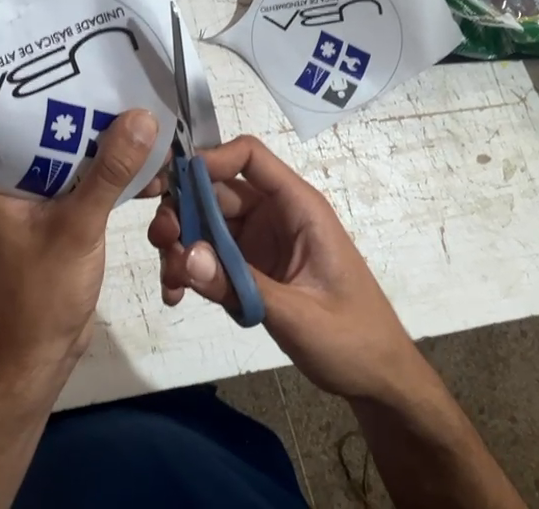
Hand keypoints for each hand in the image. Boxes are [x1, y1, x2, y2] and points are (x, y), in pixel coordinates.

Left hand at [0, 109, 159, 378]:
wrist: (45, 352)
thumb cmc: (45, 290)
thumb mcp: (78, 226)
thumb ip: (109, 173)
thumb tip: (142, 116)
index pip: (15, 117)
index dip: (48, 90)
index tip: (83, 61)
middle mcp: (10, 182)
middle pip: (51, 134)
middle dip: (89, 115)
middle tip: (126, 84)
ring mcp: (35, 200)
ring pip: (73, 159)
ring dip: (108, 149)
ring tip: (147, 123)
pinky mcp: (58, 217)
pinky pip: (85, 184)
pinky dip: (112, 178)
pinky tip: (149, 169)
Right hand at [148, 135, 420, 400]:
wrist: (377, 381)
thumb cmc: (353, 340)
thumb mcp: (298, 315)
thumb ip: (240, 285)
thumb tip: (185, 255)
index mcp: (299, 208)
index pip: (250, 157)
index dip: (210, 159)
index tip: (173, 186)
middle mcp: (274, 215)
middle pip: (215, 190)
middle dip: (181, 210)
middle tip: (161, 244)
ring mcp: (258, 240)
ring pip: (204, 222)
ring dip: (180, 244)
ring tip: (169, 281)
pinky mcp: (248, 266)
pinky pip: (208, 254)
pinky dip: (188, 269)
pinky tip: (176, 295)